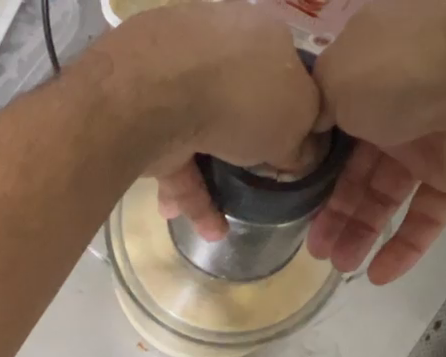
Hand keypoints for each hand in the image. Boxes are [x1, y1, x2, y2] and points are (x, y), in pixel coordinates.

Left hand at [91, 2, 321, 240]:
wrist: (162, 93)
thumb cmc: (246, 95)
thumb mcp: (299, 118)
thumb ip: (303, 138)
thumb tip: (301, 154)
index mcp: (260, 35)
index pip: (281, 75)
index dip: (289, 115)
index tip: (291, 152)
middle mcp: (216, 49)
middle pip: (237, 106)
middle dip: (243, 151)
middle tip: (255, 184)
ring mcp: (174, 80)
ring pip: (199, 137)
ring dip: (211, 186)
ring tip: (223, 226)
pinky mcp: (142, 117)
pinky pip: (173, 161)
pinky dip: (190, 197)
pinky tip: (208, 230)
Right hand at [307, 0, 445, 283]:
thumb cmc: (399, 69)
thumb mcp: (333, 78)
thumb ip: (313, 111)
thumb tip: (306, 136)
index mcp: (365, 77)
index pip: (331, 127)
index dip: (311, 168)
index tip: (293, 200)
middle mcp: (395, 105)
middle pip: (356, 171)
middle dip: (334, 213)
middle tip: (315, 251)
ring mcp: (428, 140)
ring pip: (386, 196)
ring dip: (361, 233)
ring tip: (341, 265)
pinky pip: (427, 214)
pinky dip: (405, 246)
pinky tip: (379, 276)